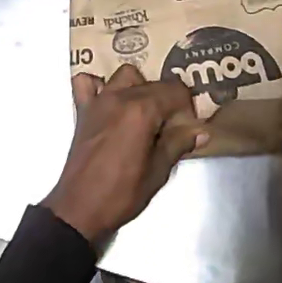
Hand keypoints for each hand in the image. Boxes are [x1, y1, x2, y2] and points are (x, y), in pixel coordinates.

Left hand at [45, 66, 204, 243]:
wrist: (81, 206)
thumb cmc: (122, 192)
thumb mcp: (158, 171)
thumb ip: (178, 144)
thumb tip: (200, 131)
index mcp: (141, 110)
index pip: (174, 90)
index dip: (187, 105)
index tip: (189, 124)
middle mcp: (119, 96)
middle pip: (153, 83)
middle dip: (168, 100)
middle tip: (173, 126)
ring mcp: (98, 100)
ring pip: (125, 76)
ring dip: (138, 87)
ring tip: (145, 112)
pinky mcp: (83, 109)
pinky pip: (87, 82)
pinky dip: (98, 85)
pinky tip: (109, 102)